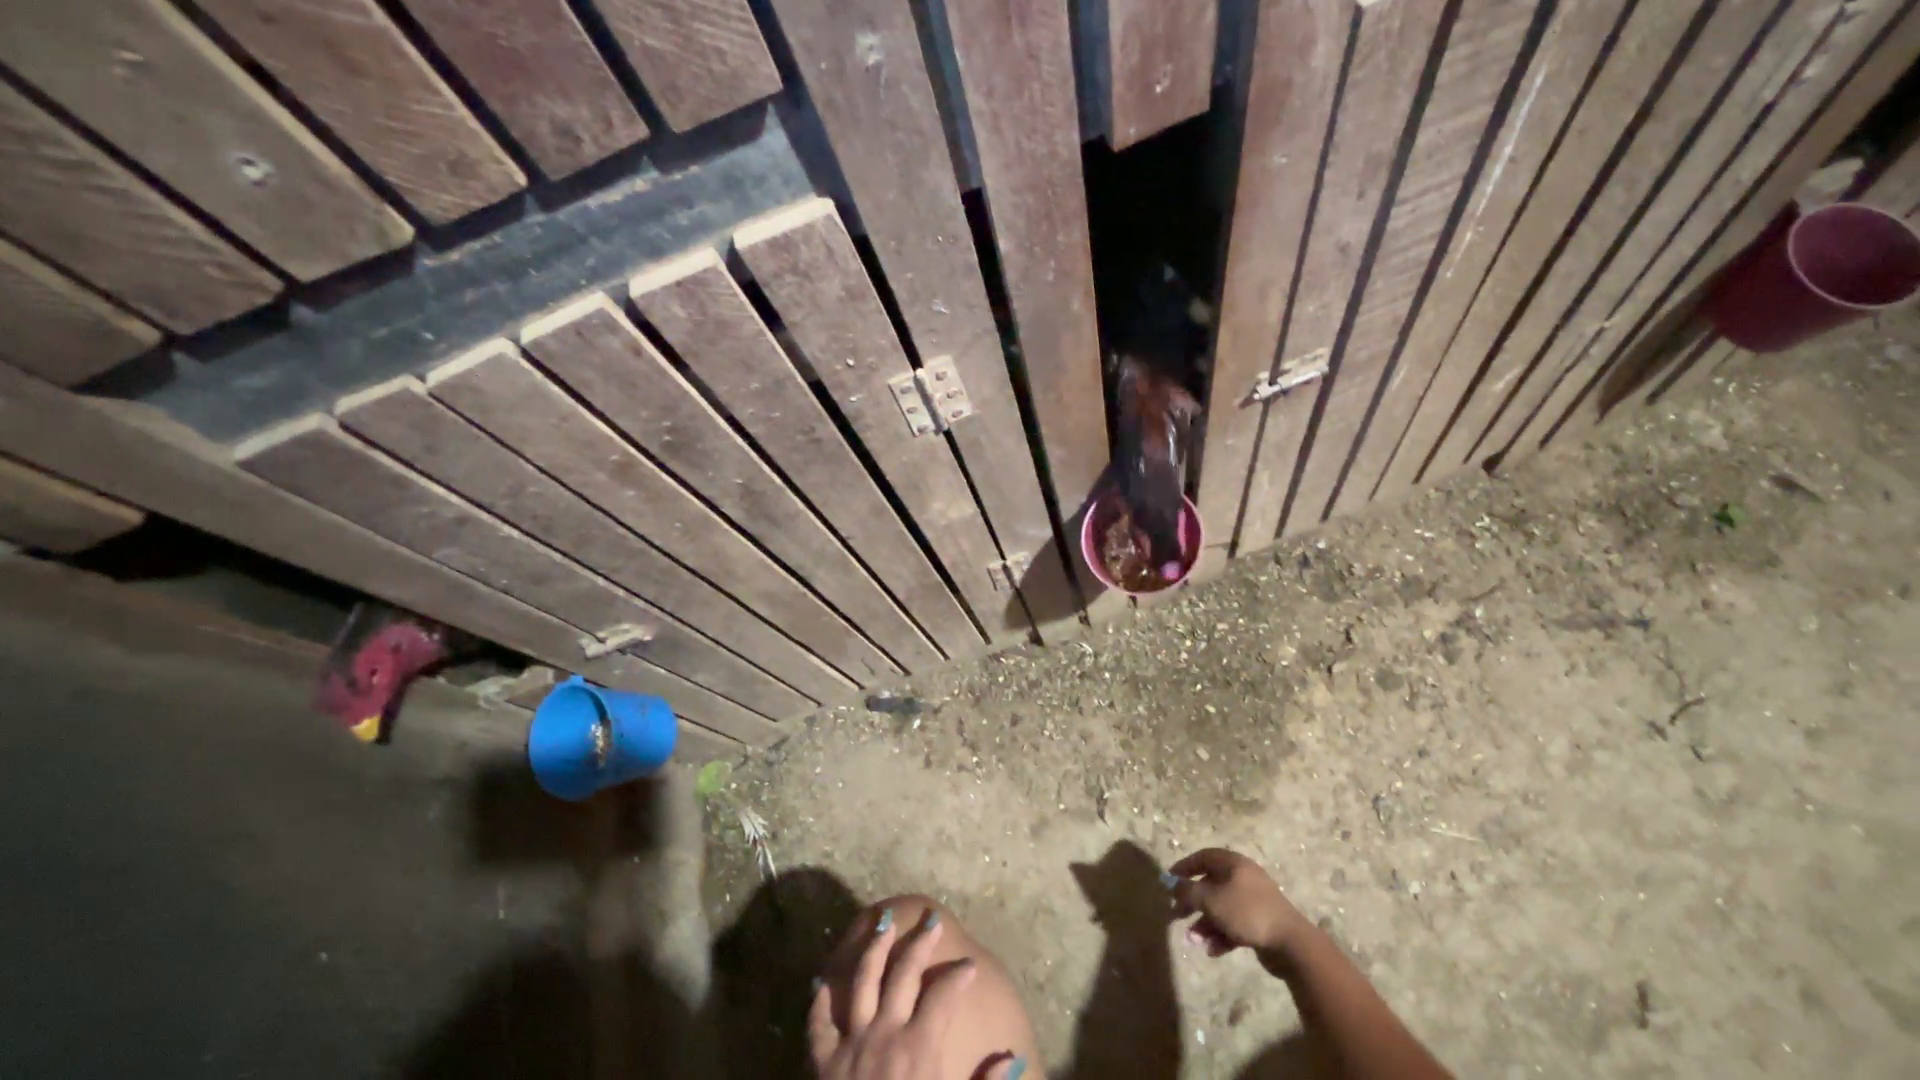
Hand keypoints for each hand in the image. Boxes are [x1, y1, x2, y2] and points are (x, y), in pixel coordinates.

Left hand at [809, 911, 1022, 1079]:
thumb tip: (1014, 1058)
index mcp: (920, 1046)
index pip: (944, 994)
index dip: (959, 976)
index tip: (970, 965)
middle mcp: (885, 1032)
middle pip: (903, 974)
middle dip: (921, 943)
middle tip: (932, 918)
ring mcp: (851, 1042)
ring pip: (862, 981)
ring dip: (874, 948)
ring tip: (883, 922)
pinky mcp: (823, 1059)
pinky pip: (819, 1022)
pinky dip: (821, 999)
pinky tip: (823, 981)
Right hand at [1165, 848, 1311, 959]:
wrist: (1290, 942)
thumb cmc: (1246, 912)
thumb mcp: (1210, 899)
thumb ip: (1187, 890)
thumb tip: (1170, 883)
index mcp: (1234, 864)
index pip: (1204, 857)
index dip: (1184, 867)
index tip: (1169, 880)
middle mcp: (1244, 878)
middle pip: (1210, 885)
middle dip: (1192, 902)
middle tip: (1175, 915)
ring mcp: (1253, 901)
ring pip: (1220, 908)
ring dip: (1204, 924)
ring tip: (1194, 941)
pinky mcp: (1260, 923)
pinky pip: (1233, 925)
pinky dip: (1221, 935)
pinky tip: (1213, 950)